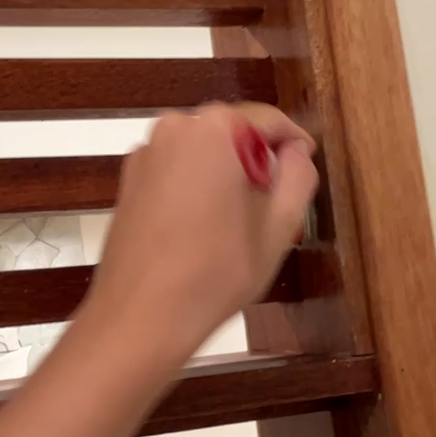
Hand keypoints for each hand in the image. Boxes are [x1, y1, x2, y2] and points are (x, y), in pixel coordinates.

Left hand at [82, 102, 318, 365]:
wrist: (140, 316)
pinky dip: (196, 187)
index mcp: (212, 129)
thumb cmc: (214, 272)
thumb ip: (298, 176)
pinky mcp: (128, 181)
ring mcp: (144, 154)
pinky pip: (175, 171)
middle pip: (231, 133)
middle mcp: (172, 128)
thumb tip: (297, 151)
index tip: (307, 161)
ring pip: (201, 153)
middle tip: (279, 201)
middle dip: (257, 160)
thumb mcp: (279, 226)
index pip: (267, 120)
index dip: (293, 141)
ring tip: (245, 221)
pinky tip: (207, 229)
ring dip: (226, 175)